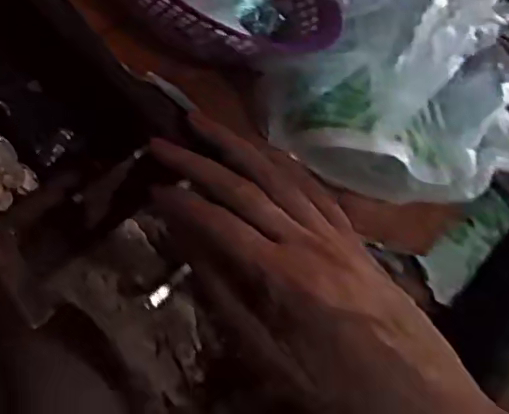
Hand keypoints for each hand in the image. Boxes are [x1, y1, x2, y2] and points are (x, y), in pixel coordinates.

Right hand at [150, 113, 498, 413]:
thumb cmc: (345, 391)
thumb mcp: (274, 358)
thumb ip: (224, 295)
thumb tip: (183, 243)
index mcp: (287, 277)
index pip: (218, 222)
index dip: (179, 202)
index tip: (149, 188)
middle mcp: (311, 246)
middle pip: (243, 188)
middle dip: (194, 162)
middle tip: (156, 142)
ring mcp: (339, 241)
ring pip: (279, 177)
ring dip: (234, 145)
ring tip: (200, 121)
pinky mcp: (359, 244)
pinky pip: (316, 192)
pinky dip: (282, 164)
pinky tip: (260, 150)